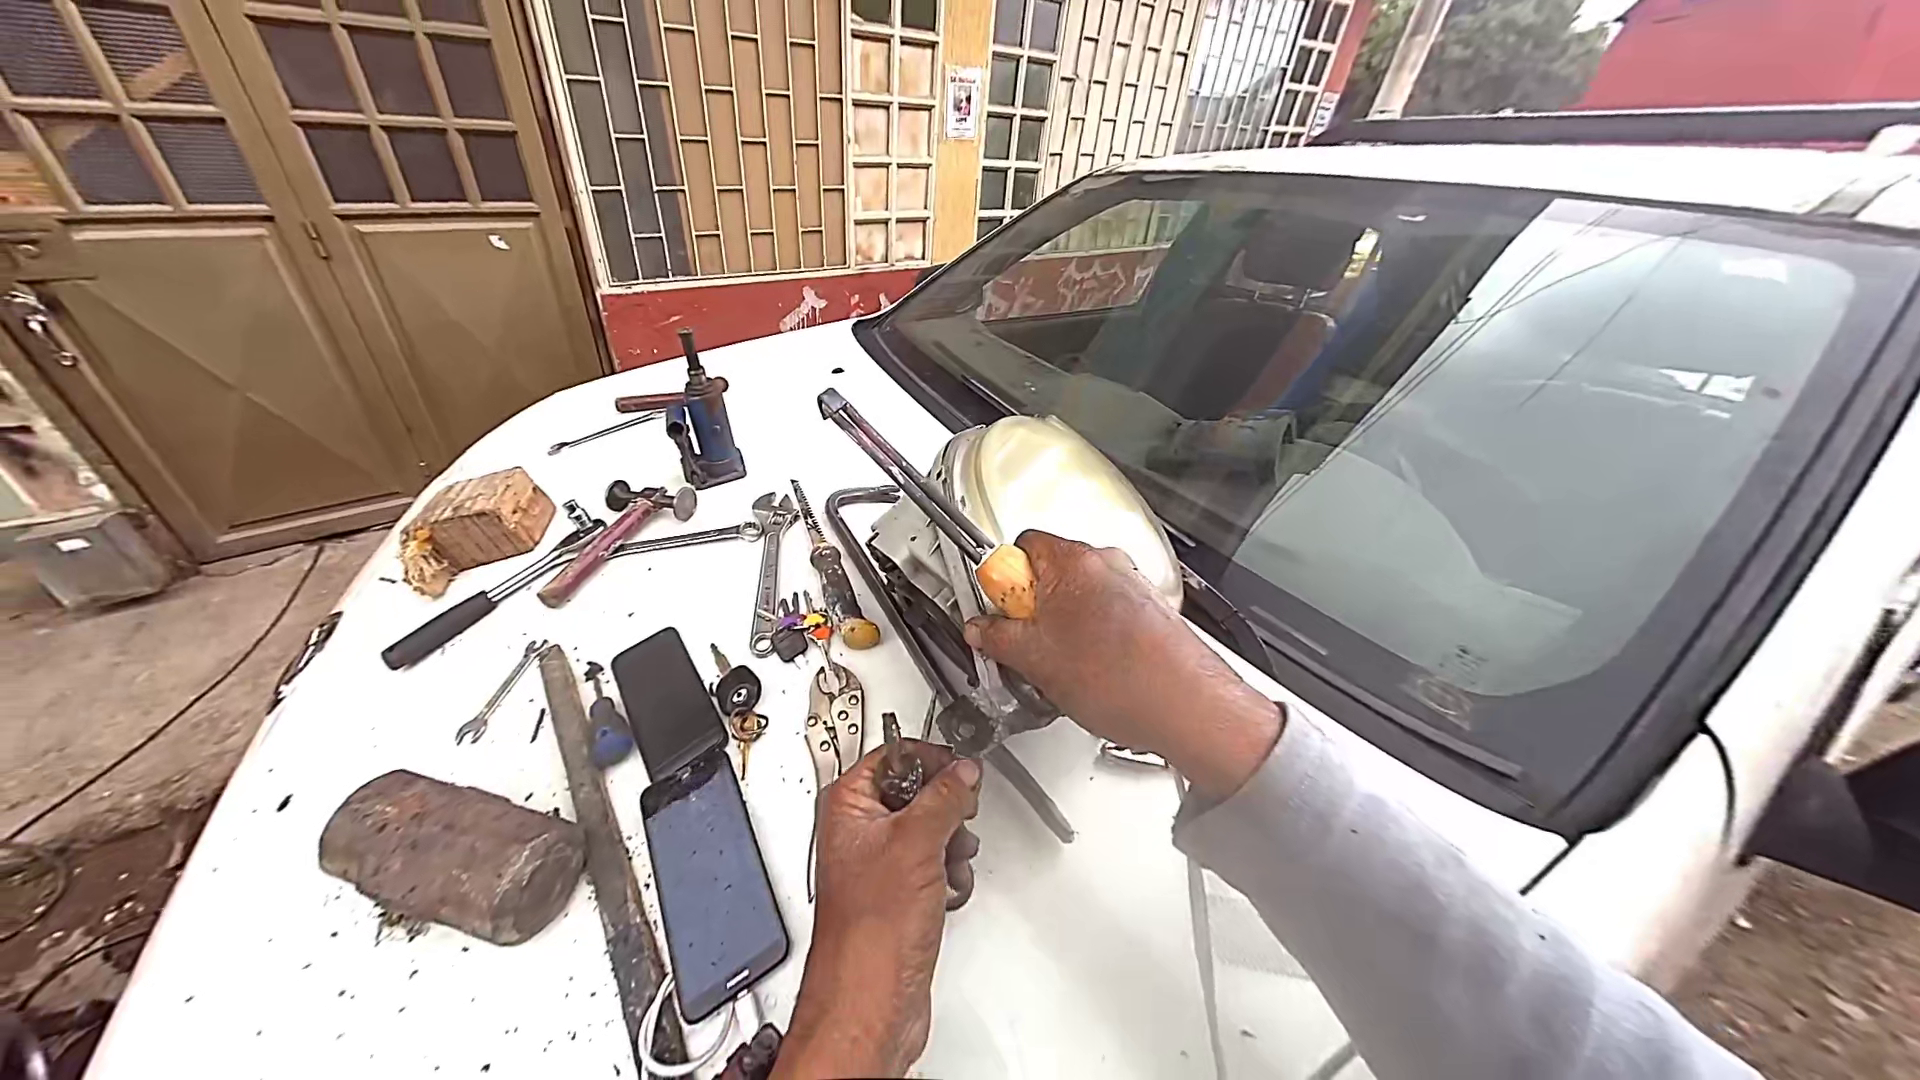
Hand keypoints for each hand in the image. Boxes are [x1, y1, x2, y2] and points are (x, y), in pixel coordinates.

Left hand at [774, 744, 981, 1078]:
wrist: (873, 1002)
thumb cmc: (868, 933)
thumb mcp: (916, 842)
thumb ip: (944, 796)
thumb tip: (963, 770)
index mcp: (849, 805)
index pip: (893, 755)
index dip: (928, 757)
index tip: (957, 768)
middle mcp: (862, 829)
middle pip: (917, 788)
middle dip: (945, 807)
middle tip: (955, 817)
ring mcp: (883, 859)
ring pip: (932, 824)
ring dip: (951, 842)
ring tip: (949, 862)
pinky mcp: (903, 888)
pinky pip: (937, 858)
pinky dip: (949, 871)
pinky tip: (947, 890)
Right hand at [964, 530, 1283, 797]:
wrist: (1188, 708)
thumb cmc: (1126, 679)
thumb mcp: (1035, 660)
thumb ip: (997, 637)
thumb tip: (982, 629)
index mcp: (1072, 562)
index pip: (1020, 545)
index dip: (1002, 579)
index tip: (999, 609)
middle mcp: (1105, 563)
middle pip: (1047, 571)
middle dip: (1030, 607)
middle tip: (1026, 643)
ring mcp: (1130, 585)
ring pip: (1076, 595)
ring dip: (1060, 624)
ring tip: (1061, 665)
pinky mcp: (1147, 610)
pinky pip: (1103, 613)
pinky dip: (1090, 635)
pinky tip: (1091, 671)